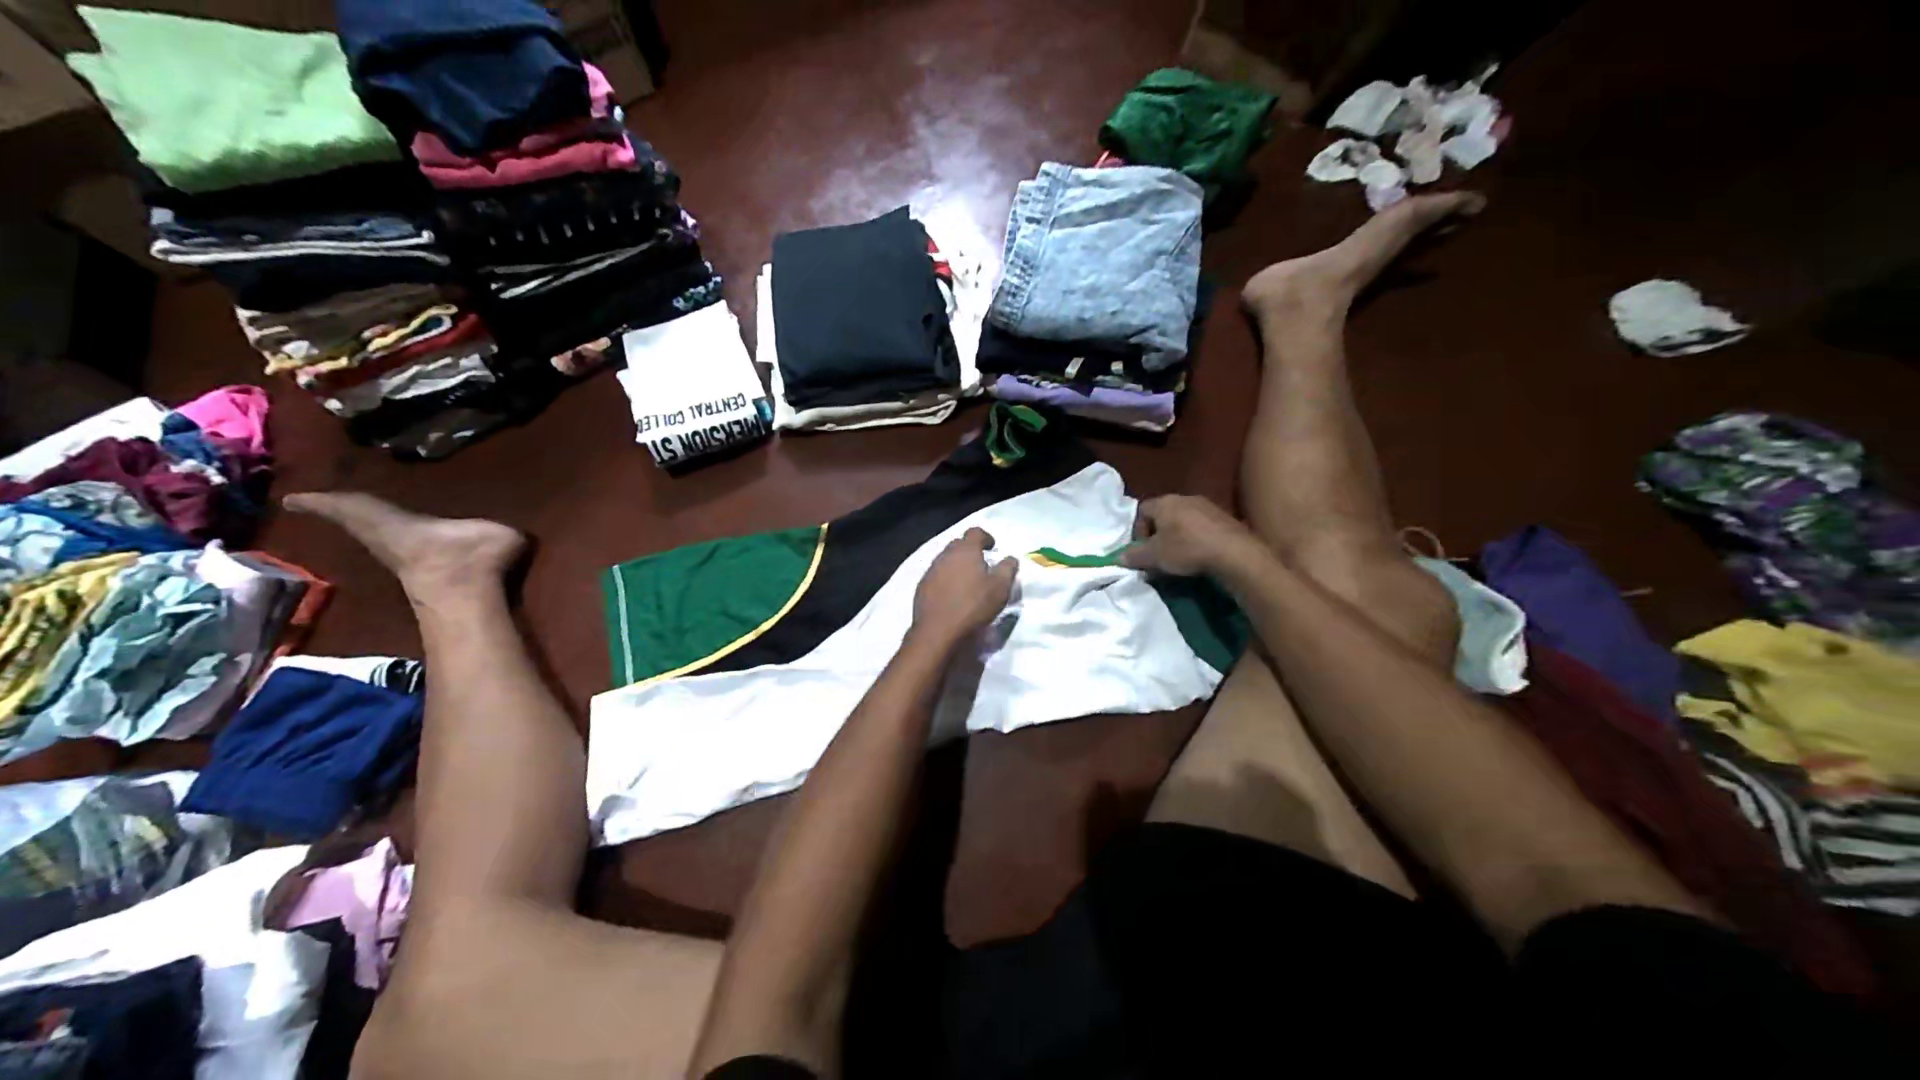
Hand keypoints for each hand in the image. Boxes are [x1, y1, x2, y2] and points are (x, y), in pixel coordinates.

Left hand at [911, 527, 1016, 646]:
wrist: (938, 631)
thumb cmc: (973, 606)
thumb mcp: (1000, 588)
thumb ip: (1007, 568)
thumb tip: (1010, 558)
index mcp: (965, 550)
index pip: (975, 532)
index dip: (986, 537)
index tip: (992, 547)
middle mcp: (945, 556)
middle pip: (958, 545)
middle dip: (970, 551)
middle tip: (981, 565)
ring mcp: (930, 571)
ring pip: (945, 561)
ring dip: (957, 566)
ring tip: (967, 582)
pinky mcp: (921, 587)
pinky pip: (936, 576)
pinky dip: (946, 580)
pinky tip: (952, 595)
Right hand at [1119, 495, 1259, 575]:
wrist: (1233, 552)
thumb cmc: (1185, 549)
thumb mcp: (1153, 556)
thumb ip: (1133, 556)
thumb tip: (1119, 557)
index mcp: (1164, 502)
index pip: (1141, 510)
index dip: (1137, 530)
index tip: (1141, 549)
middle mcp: (1184, 498)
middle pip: (1163, 514)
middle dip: (1158, 534)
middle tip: (1158, 554)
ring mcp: (1207, 505)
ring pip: (1183, 519)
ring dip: (1178, 535)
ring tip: (1179, 556)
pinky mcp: (1225, 517)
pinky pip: (1202, 526)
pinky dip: (1196, 538)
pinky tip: (1199, 554)